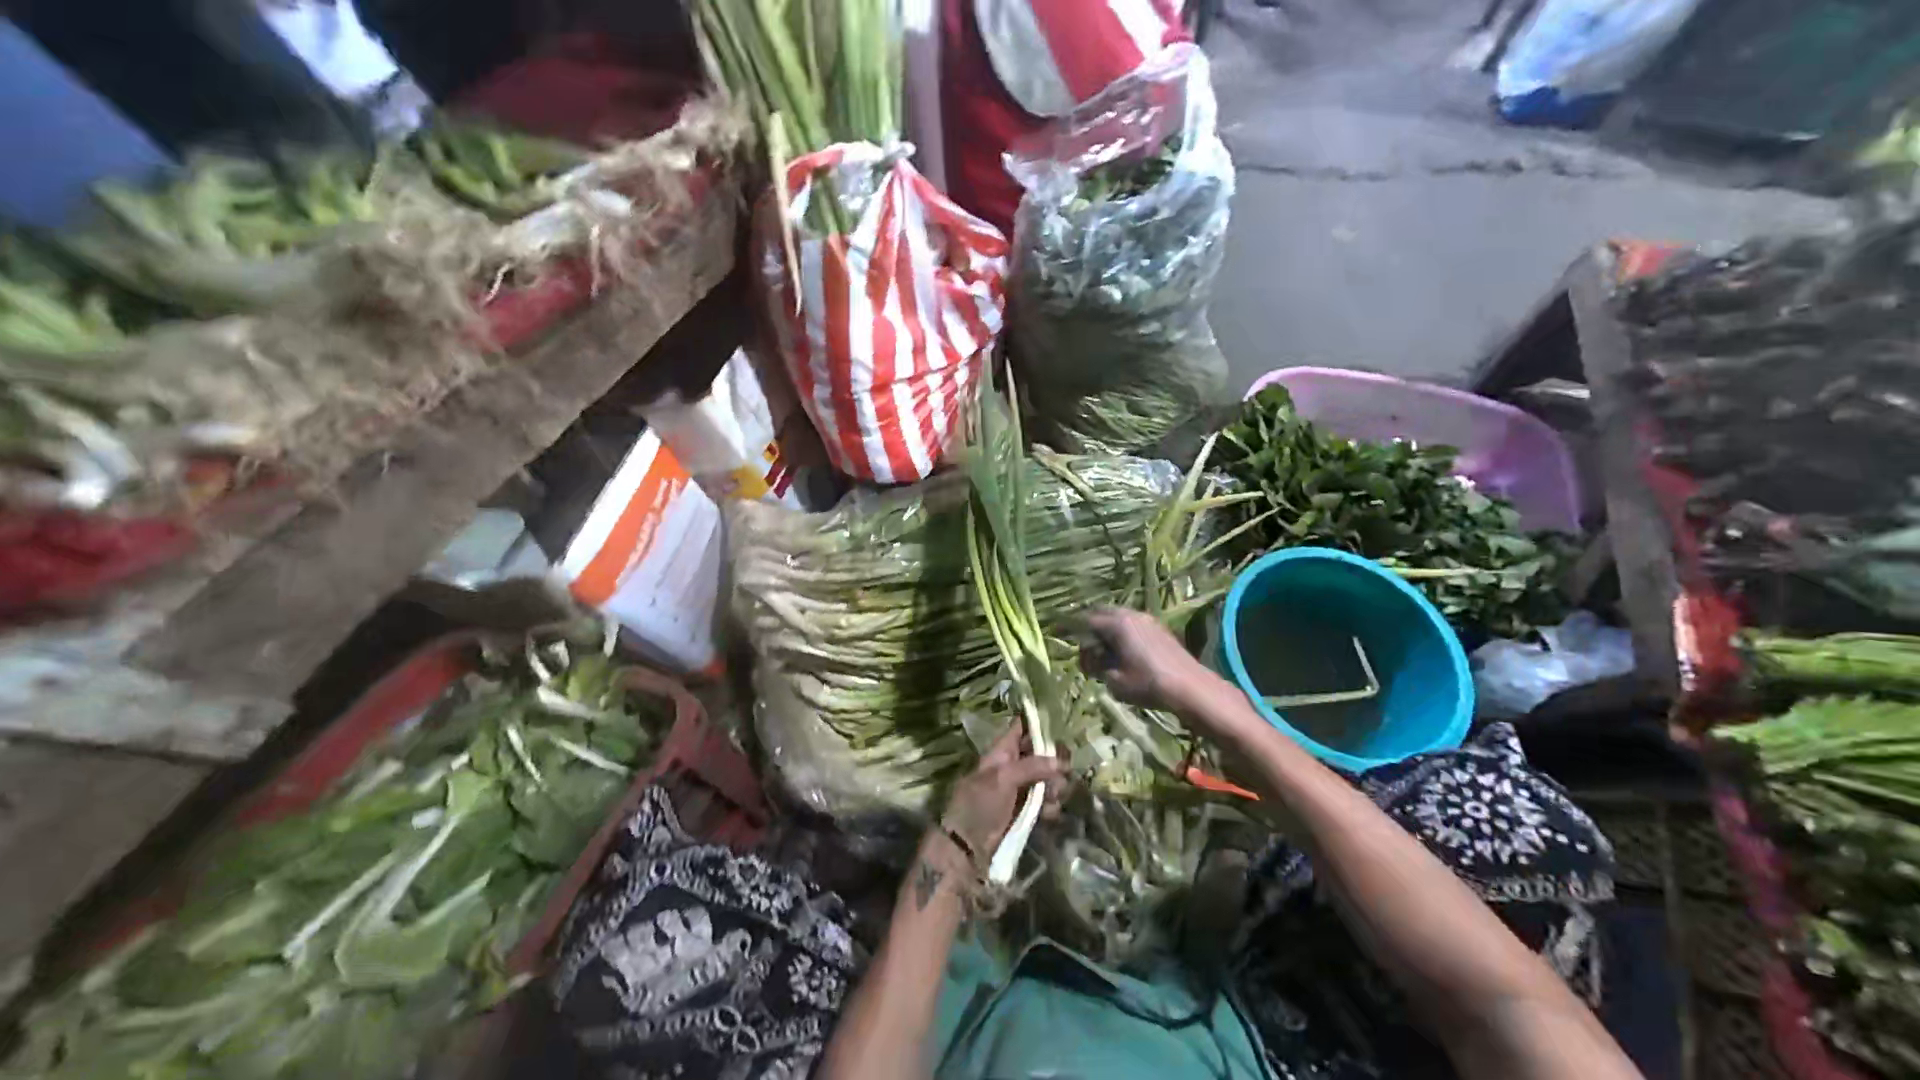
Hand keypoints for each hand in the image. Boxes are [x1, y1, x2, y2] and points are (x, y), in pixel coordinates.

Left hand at [939, 721, 1065, 863]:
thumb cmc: (979, 804)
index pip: (1020, 728)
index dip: (1038, 724)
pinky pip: (1045, 801)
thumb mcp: (1002, 778)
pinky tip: (1049, 813)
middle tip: (1064, 771)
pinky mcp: (1025, 810)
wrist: (968, 846)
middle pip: (1040, 753)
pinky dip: (1050, 805)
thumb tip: (1061, 762)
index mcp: (1001, 752)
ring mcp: (1019, 789)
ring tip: (1055, 796)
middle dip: (1054, 761)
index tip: (1060, 729)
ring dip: (1055, 786)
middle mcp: (1011, 766)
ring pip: (1046, 778)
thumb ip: (1032, 766)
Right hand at [1078, 606, 1214, 712]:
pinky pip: (1133, 623)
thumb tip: (1089, 658)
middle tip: (1084, 645)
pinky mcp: (1159, 629)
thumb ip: (1095, 665)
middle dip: (1090, 626)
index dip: (1071, 629)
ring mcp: (1147, 620)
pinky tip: (1124, 650)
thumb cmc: (1148, 684)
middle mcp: (1131, 615)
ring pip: (1119, 616)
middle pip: (1102, 613)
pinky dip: (1122, 632)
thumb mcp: (1113, 680)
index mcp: (1117, 624)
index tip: (1061, 635)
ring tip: (1104, 650)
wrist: (1190, 687)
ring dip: (1107, 628)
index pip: (1085, 620)